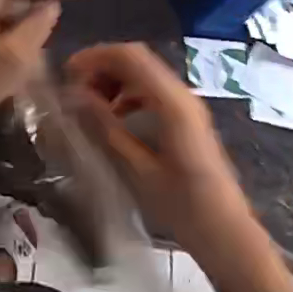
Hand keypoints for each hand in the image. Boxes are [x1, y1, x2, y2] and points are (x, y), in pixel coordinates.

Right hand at [66, 43, 270, 284]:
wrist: (226, 234)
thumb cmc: (182, 206)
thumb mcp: (136, 169)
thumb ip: (104, 127)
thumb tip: (73, 96)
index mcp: (172, 103)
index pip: (130, 57)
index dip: (95, 57)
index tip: (66, 74)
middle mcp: (182, 95)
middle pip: (137, 61)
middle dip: (101, 67)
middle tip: (73, 90)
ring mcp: (186, 106)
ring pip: (143, 74)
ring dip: (113, 80)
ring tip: (88, 105)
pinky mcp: (186, 119)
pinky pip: (152, 92)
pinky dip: (127, 94)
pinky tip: (113, 117)